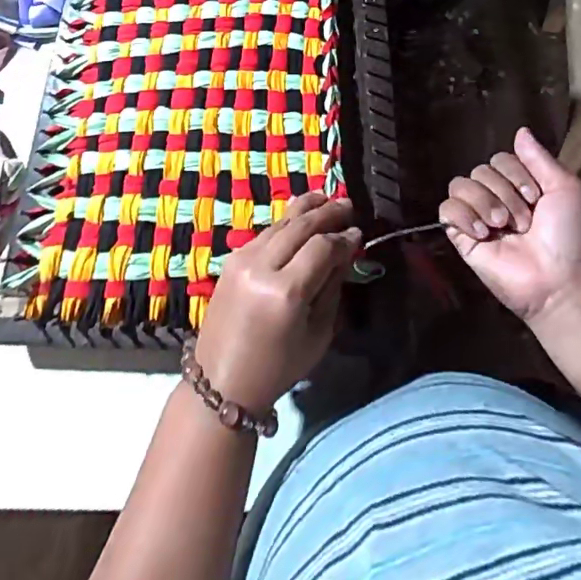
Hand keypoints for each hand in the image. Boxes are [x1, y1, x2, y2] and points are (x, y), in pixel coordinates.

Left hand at [194, 193, 360, 414]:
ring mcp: (242, 259)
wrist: (222, 380)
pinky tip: (299, 218)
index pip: (322, 248)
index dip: (343, 237)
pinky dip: (285, 224)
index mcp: (285, 291)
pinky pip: (264, 234)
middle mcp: (261, 267)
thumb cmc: (278, 367)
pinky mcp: (231, 259)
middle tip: (348, 204)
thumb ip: (331, 288)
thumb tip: (344, 253)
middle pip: (300, 226)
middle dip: (327, 212)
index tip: (359, 232)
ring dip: (305, 210)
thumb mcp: (318, 333)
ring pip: (279, 224)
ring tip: (326, 199)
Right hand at [439, 128, 580, 323]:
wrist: (559, 279)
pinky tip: (482, 232)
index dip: (516, 174)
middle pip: (480, 170)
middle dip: (504, 193)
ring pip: (460, 185)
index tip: (536, 198)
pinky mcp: (459, 236)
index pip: (500, 159)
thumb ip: (540, 158)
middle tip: (524, 220)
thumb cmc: (570, 236)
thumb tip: (520, 130)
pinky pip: (446, 209)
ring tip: (502, 227)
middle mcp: (495, 198)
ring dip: (485, 203)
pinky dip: (462, 215)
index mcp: (518, 186)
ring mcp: (475, 217)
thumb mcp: (566, 189)